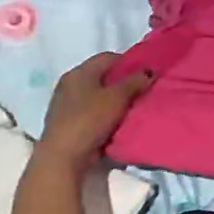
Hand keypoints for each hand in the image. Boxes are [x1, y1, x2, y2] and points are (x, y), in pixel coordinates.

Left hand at [32, 52, 153, 172]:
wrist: (64, 156)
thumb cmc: (90, 119)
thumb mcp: (118, 97)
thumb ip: (135, 81)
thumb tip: (149, 71)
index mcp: (79, 72)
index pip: (108, 57)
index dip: (129, 62)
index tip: (145, 73)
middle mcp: (69, 84)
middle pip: (102, 76)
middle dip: (122, 82)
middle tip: (143, 90)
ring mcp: (66, 104)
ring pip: (97, 94)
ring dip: (114, 99)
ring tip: (133, 106)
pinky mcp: (67, 122)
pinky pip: (92, 111)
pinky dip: (105, 113)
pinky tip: (118, 121)